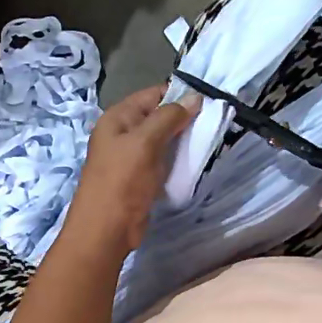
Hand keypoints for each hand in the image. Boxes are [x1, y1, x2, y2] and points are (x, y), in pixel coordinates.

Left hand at [63, 85, 199, 256]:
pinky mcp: (140, 177)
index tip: (208, 100)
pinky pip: (162, 160)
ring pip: (162, 139)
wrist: (107, 229)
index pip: (152, 94)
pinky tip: (196, 159)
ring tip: (210, 137)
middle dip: (184, 118)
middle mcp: (123, 133)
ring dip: (183, 140)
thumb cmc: (123, 181)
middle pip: (158, 116)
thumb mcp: (145, 142)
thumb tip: (195, 97)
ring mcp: (131, 156)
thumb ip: (169, 117)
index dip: (178, 94)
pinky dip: (177, 159)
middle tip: (215, 120)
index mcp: (117, 118)